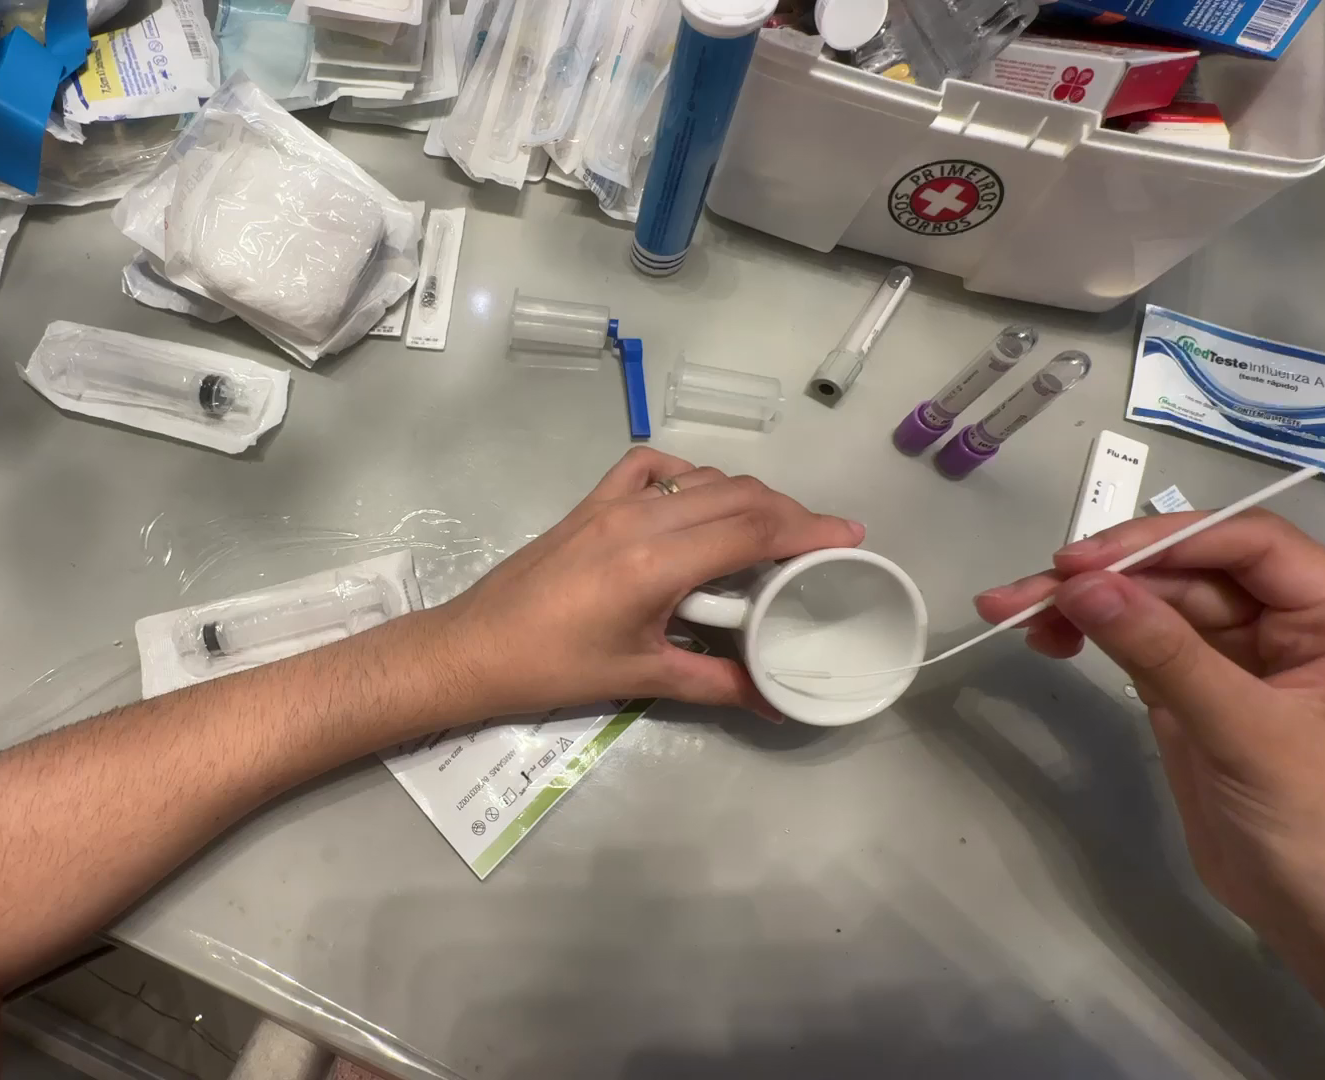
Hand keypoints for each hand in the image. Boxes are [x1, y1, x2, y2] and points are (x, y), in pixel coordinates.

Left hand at [428, 447, 863, 721]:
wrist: (476, 647)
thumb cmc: (554, 667)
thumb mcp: (641, 676)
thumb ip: (717, 681)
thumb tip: (778, 702)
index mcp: (654, 563)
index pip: (750, 529)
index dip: (806, 528)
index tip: (848, 536)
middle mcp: (636, 519)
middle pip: (734, 495)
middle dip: (785, 511)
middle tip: (814, 542)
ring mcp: (608, 504)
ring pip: (696, 478)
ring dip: (740, 495)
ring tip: (765, 529)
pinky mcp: (586, 503)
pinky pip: (645, 467)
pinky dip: (682, 474)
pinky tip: (692, 501)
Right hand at [975, 509, 1324, 1073]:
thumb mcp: (1250, 733)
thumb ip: (1164, 652)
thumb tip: (1080, 586)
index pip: (1248, 547)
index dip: (1161, 542)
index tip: (1078, 565)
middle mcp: (1291, 627)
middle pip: (1179, 575)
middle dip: (1095, 581)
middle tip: (1016, 598)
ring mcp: (1234, 659)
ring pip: (1143, 606)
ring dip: (1075, 606)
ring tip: (1009, 616)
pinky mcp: (1188, 690)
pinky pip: (1129, 643)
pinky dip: (1084, 636)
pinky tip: (1048, 641)